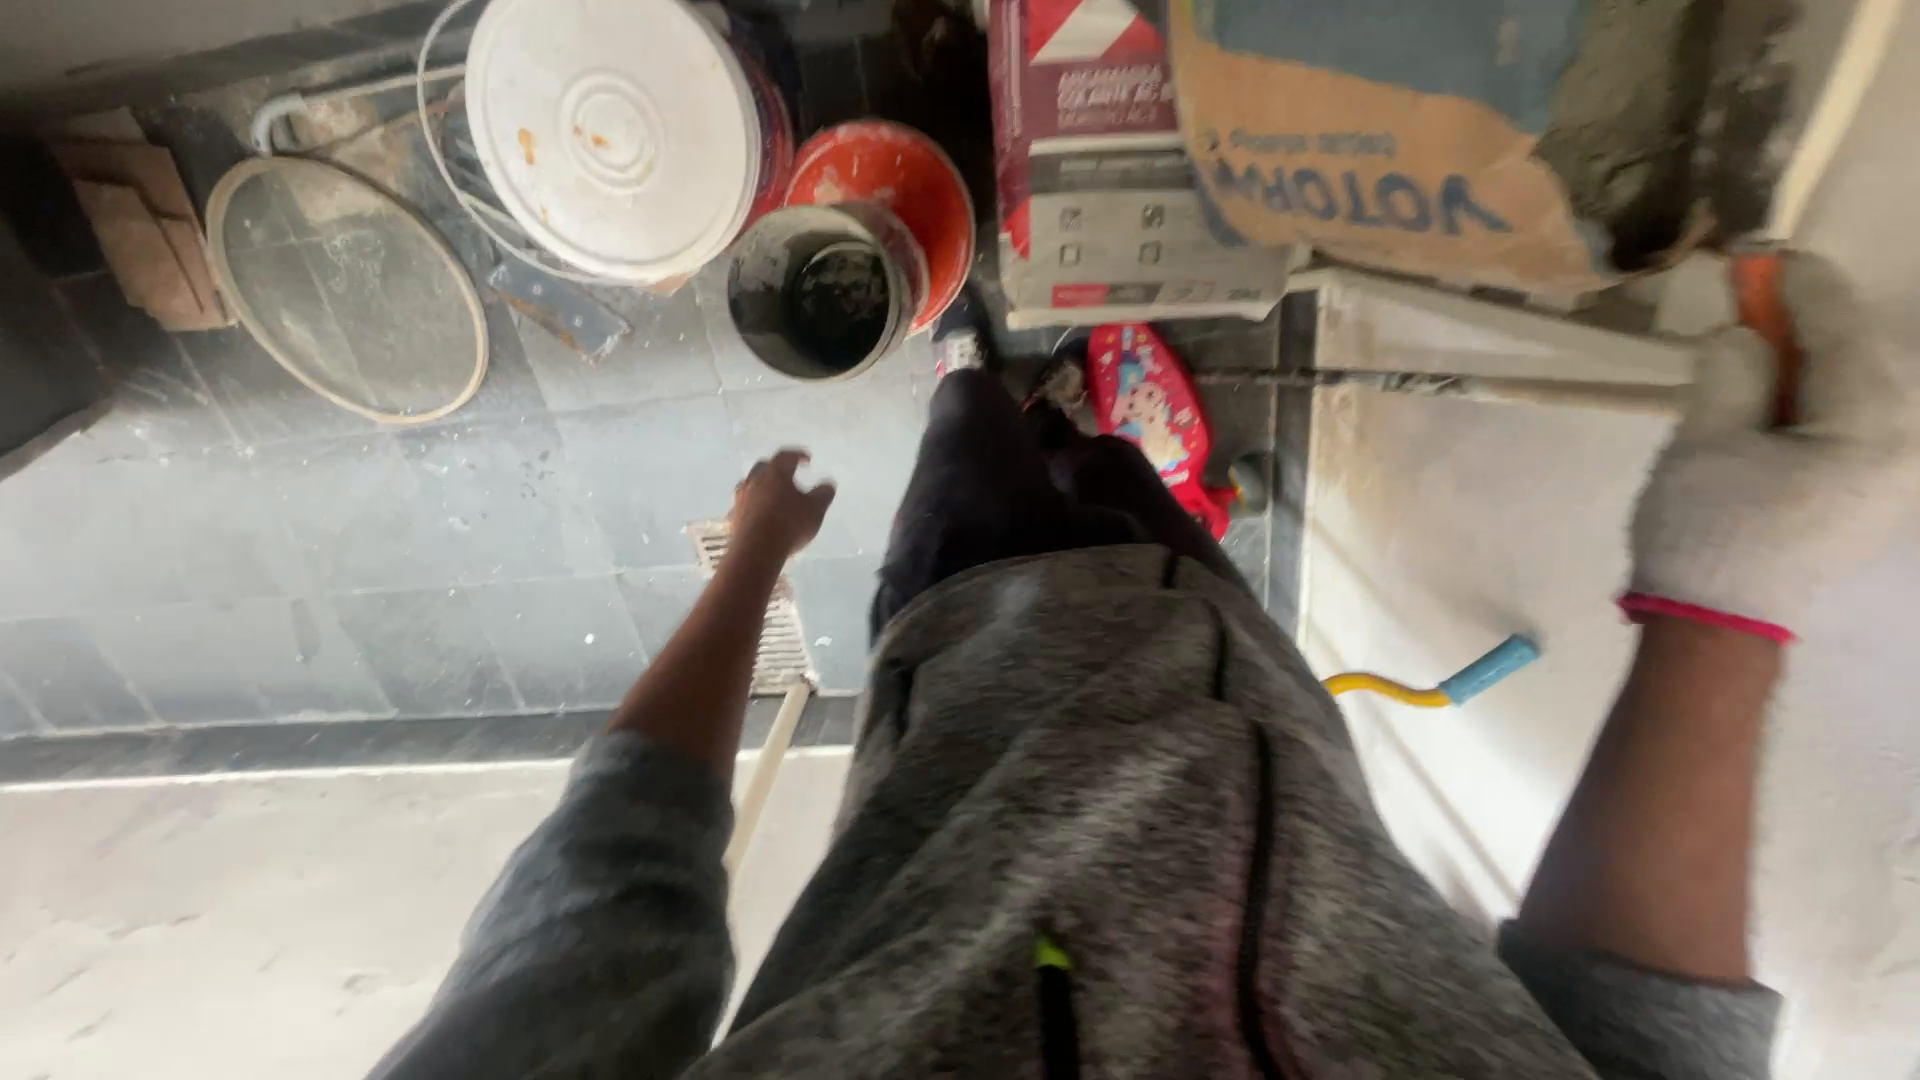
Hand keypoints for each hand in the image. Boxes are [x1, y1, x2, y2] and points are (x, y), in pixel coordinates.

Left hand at [730, 449, 835, 562]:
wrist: (757, 550)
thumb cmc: (790, 524)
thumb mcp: (816, 509)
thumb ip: (823, 494)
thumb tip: (828, 484)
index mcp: (776, 472)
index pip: (786, 456)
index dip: (798, 455)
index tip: (808, 459)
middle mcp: (754, 480)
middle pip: (764, 467)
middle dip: (776, 468)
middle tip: (787, 475)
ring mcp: (741, 498)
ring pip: (750, 485)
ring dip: (761, 487)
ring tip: (772, 496)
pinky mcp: (733, 517)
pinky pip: (743, 506)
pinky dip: (751, 506)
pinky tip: (758, 515)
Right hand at [1626, 253, 1919, 636]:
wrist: (1716, 620)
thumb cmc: (1704, 531)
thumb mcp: (1702, 446)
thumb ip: (1728, 378)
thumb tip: (1740, 333)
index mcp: (1874, 433)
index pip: (1846, 340)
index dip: (1806, 293)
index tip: (1772, 256)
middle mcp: (1910, 449)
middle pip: (1869, 362)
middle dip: (1818, 323)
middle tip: (1762, 297)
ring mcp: (1898, 478)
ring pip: (1865, 394)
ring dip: (1815, 361)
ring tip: (1765, 345)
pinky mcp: (1872, 497)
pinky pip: (1857, 425)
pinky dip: (1818, 398)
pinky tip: (1780, 396)